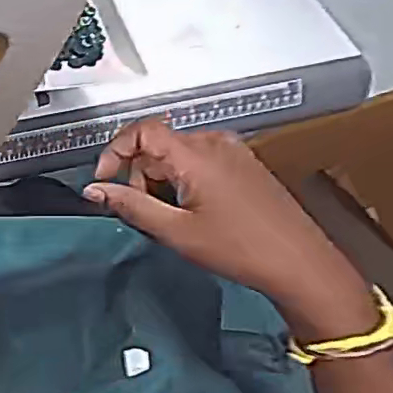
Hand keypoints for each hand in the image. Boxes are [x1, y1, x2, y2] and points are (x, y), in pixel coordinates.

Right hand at [82, 120, 372, 337]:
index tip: (104, 180)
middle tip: (141, 209)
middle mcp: (215, 144)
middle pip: (156, 144)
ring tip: (169, 215)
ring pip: (174, 154)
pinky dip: (179, 180)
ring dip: (158, 179)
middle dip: (137, 174)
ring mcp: (232, 152)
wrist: (298, 262)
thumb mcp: (173, 230)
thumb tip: (94, 190)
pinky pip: (196, 160)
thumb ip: (129, 205)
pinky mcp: (241, 164)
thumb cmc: (240, 248)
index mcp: (197, 155)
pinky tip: (188, 209)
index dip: (114, 151)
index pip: (142, 130)